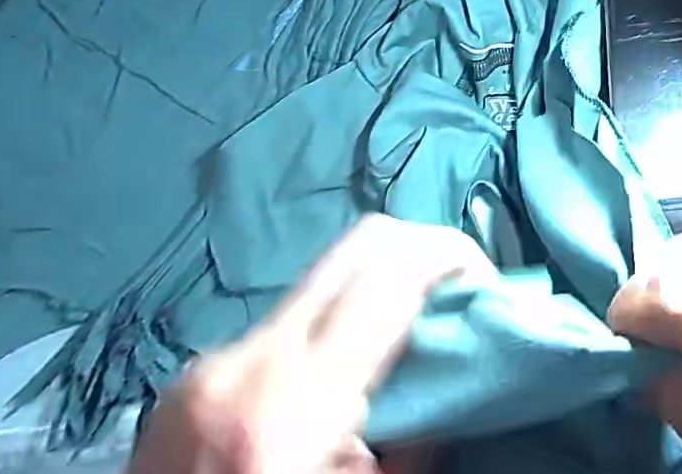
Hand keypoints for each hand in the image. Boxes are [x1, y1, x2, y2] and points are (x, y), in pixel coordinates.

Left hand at [127, 216, 491, 473]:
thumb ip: (415, 438)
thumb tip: (446, 373)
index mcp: (286, 412)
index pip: (392, 271)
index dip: (454, 256)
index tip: (488, 283)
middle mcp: (244, 362)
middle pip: (363, 244)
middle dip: (426, 249)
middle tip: (462, 287)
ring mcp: (210, 364)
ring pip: (328, 274)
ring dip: (384, 282)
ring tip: (415, 325)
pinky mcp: (193, 377)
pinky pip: (292, 316)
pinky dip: (341, 318)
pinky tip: (353, 364)